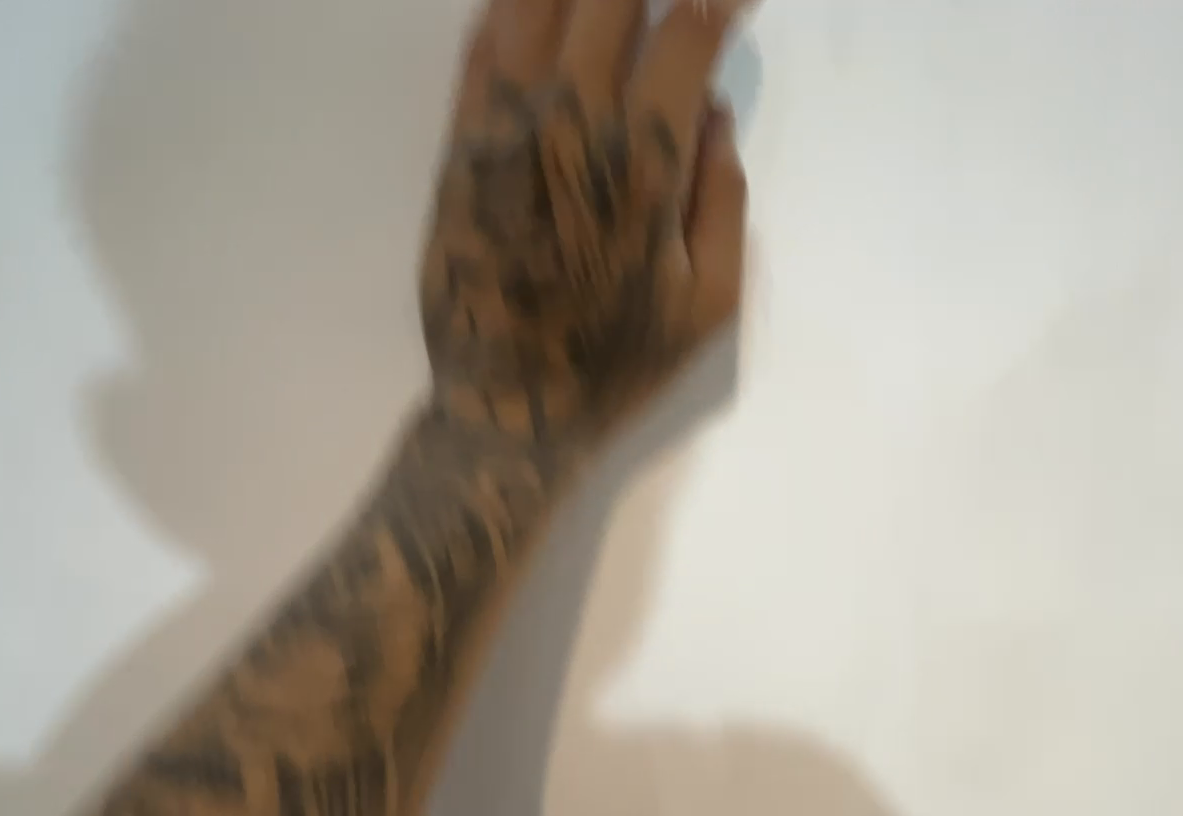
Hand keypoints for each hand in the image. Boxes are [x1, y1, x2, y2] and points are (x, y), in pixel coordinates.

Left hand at [419, 0, 749, 458]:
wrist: (510, 409)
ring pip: (535, 5)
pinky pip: (480, 50)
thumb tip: (713, 112)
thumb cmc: (617, 365)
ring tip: (607, 1)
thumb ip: (723, 200)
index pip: (688, 27)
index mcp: (645, 163)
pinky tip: (536, 7)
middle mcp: (572, 127)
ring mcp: (505, 133)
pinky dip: (510, 10)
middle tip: (668, 2)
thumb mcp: (707, 304)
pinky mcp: (458, 152)